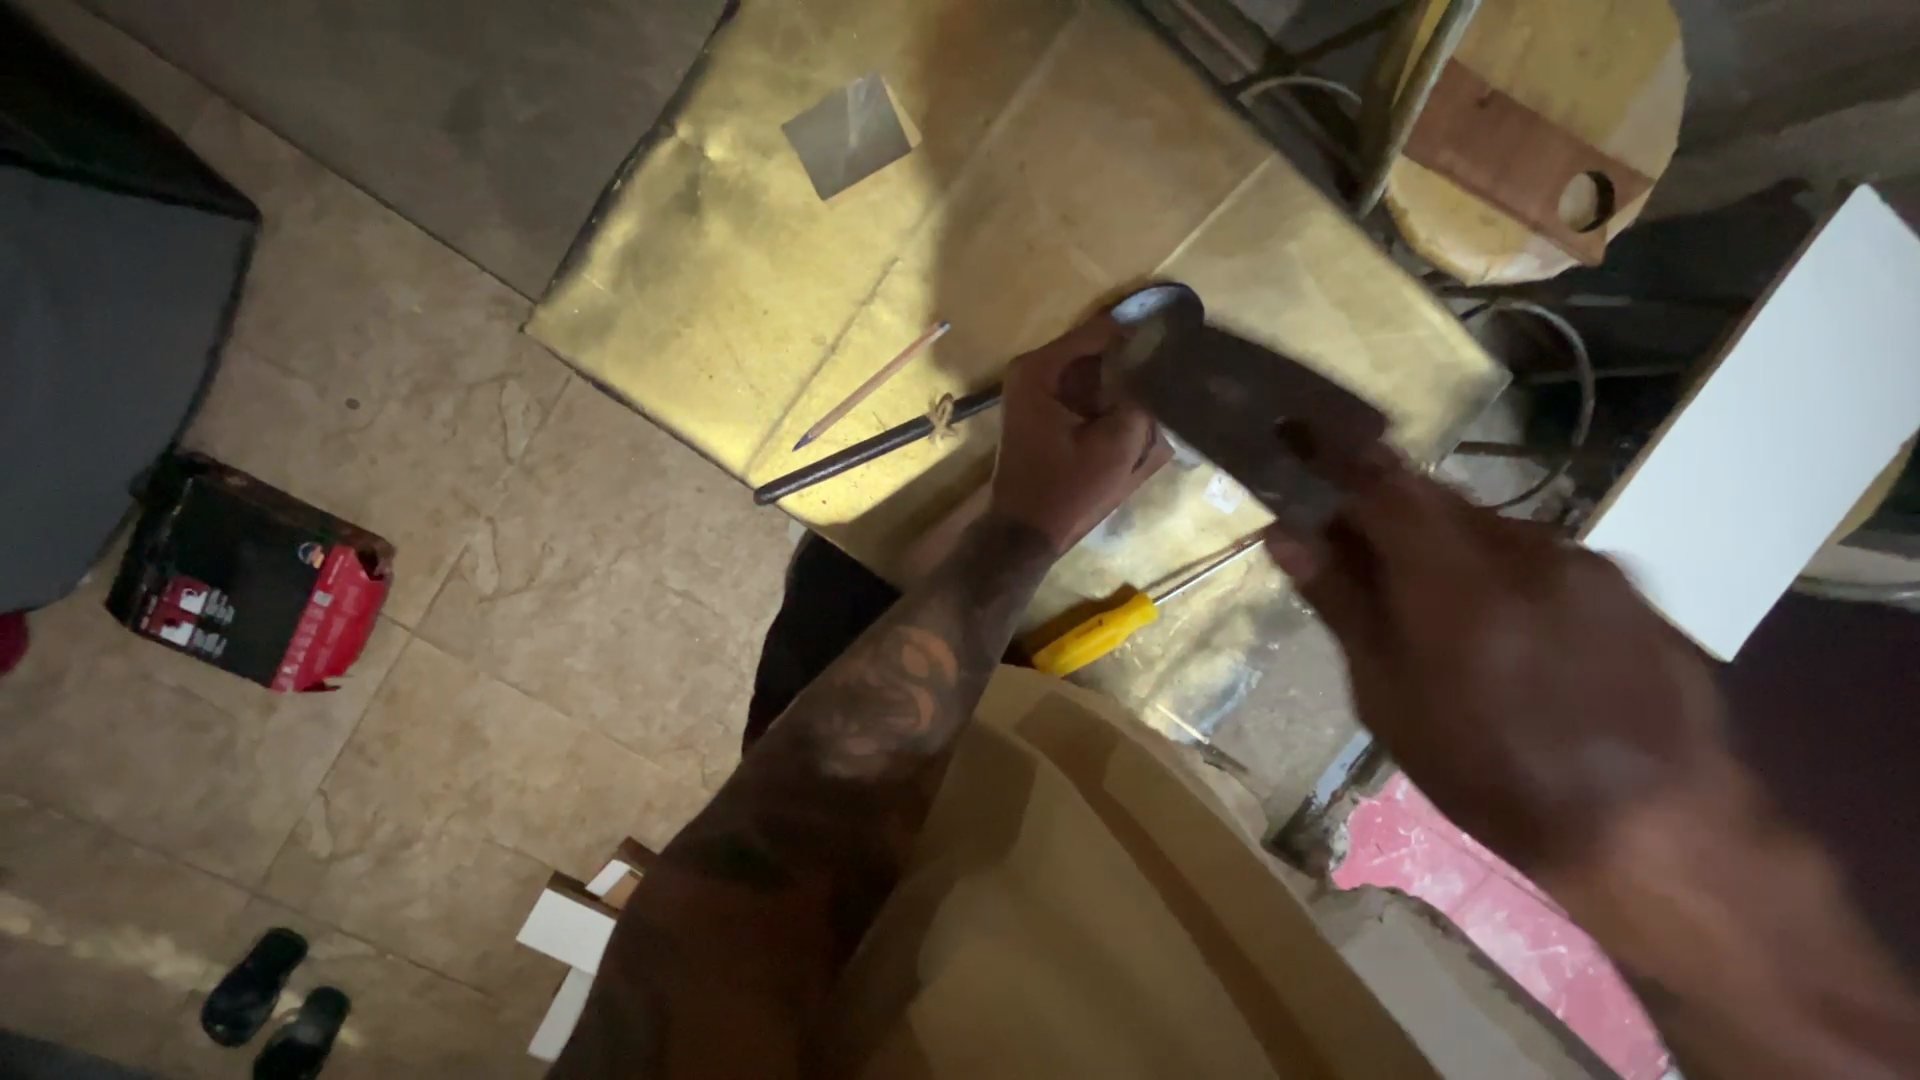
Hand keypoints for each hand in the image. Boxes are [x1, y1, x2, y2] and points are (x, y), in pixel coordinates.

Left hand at [992, 316, 1172, 553]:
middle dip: (1132, 364)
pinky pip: (1083, 393)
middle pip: (1097, 350)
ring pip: (1093, 373)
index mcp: (1041, 368)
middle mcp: (1033, 369)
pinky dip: (1106, 403)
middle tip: (1171, 378)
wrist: (1025, 531)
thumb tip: (1162, 366)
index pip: (1104, 330)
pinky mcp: (1043, 411)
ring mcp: (1035, 390)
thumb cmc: (1066, 489)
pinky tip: (1133, 419)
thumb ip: (1141, 397)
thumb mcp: (1116, 444)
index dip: (1142, 339)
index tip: (1176, 351)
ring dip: (1122, 386)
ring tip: (1156, 400)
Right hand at [1266, 449, 1729, 872]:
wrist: (1658, 834)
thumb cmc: (1488, 774)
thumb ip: (1341, 604)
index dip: (1334, 466)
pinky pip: (1540, 556)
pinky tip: (1506, 633)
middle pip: (1433, 498)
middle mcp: (1523, 548)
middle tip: (1353, 554)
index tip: (1300, 460)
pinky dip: (1500, 572)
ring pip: (1488, 527)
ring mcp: (1586, 563)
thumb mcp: (1388, 697)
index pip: (1380, 485)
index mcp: (1454, 577)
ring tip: (1431, 609)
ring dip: (1444, 547)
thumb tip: (1286, 536)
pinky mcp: (1629, 586)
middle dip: (1385, 514)